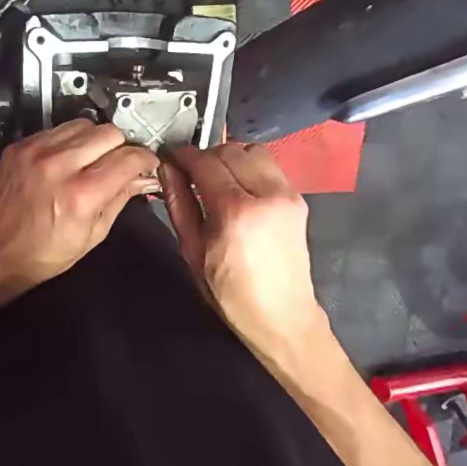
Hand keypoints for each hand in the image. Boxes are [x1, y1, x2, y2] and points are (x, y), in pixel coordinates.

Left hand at [0, 120, 159, 304]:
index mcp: (81, 194)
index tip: (147, 164)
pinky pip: (58, 130)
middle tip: (119, 164)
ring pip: (85, 125)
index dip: (146, 160)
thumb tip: (145, 178)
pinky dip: (70, 142)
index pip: (129, 158)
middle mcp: (59, 166)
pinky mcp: (20, 147)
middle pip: (110, 133)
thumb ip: (122, 197)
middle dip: (121, 148)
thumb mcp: (94, 234)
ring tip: (92, 161)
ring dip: (96, 141)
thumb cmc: (45, 254)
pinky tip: (68, 160)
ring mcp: (36, 152)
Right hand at [161, 143, 328, 352]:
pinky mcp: (299, 199)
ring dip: (231, 156)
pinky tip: (240, 188)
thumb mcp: (193, 252)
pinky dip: (251, 168)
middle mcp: (267, 195)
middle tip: (192, 172)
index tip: (172, 158)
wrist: (282, 315)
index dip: (184, 155)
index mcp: (236, 211)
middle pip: (231, 150)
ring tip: (217, 178)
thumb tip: (168, 169)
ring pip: (254, 151)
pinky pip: (270, 166)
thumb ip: (179, 204)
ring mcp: (288, 194)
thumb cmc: (230, 294)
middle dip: (207, 155)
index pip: (206, 162)